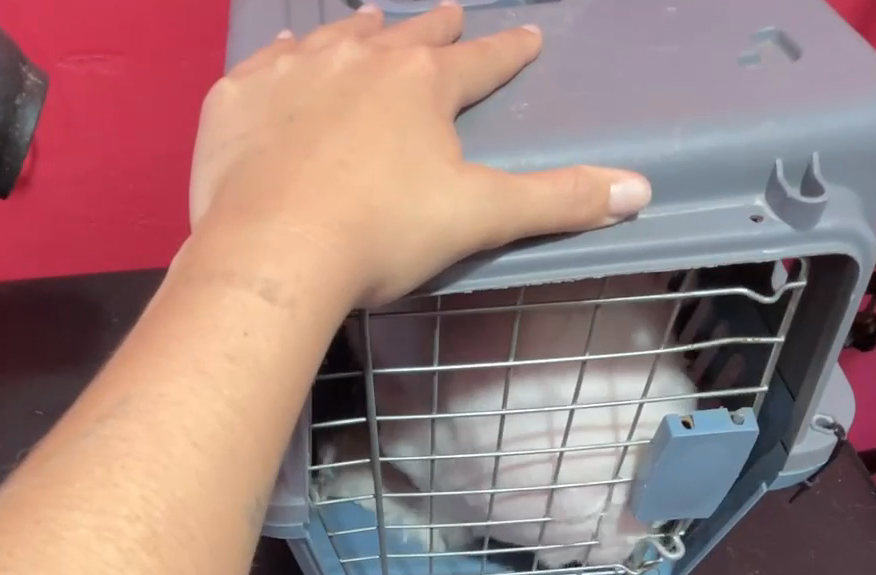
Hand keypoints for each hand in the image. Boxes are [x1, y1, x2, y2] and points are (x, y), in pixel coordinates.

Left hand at [186, 1, 650, 309]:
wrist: (275, 250)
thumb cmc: (383, 234)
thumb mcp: (478, 219)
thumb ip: (555, 202)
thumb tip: (639, 192)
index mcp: (423, 84)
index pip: (481, 62)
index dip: (509, 53)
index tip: (528, 38)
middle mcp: (360, 59)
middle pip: (409, 36)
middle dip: (435, 29)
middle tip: (448, 15)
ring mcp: (293, 73)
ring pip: (337, 38)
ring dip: (361, 32)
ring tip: (371, 23)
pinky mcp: (237, 102)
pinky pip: (266, 64)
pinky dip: (283, 60)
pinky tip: (285, 58)